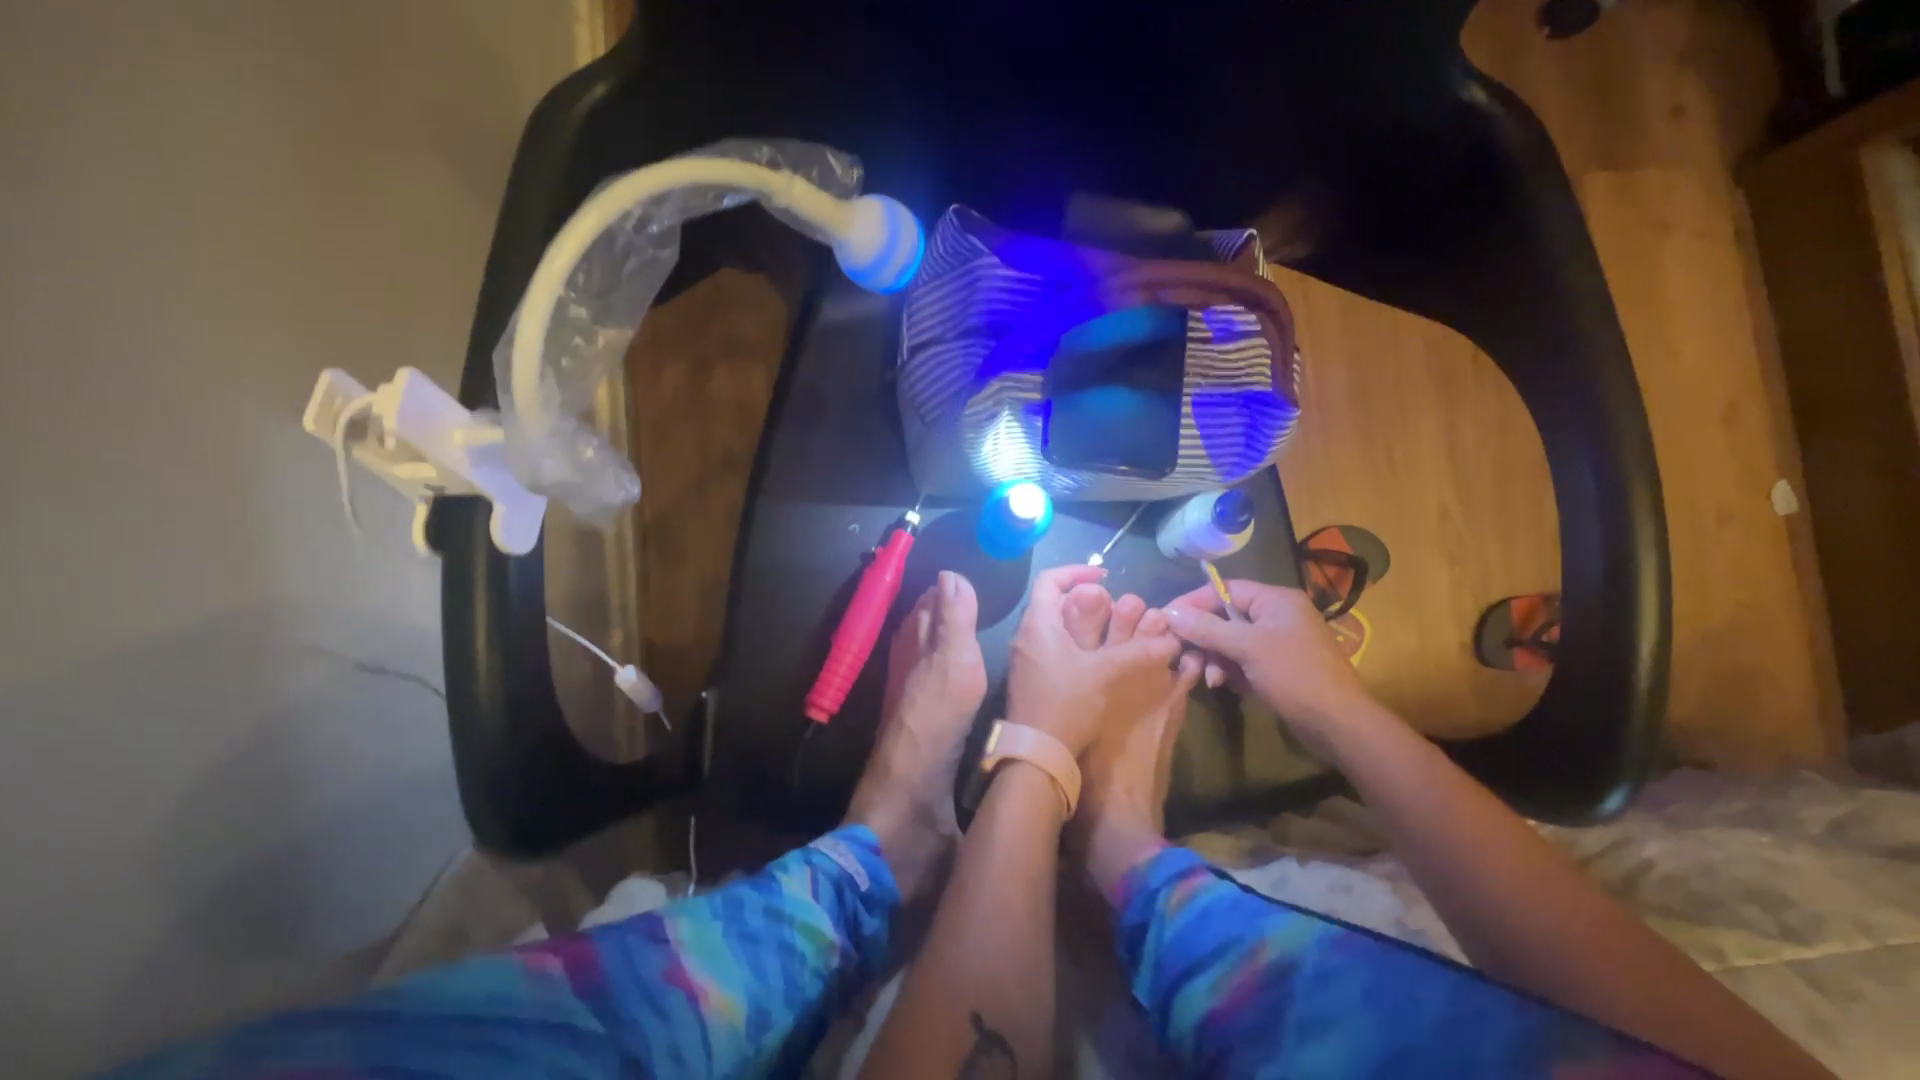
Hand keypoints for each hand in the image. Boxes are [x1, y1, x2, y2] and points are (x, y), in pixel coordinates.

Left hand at [846, 571, 987, 901]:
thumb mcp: (951, 666)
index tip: (973, 576)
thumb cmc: (932, 728)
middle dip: (950, 616)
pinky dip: (963, 684)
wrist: (909, 809)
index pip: (927, 608)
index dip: (945, 591)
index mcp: (913, 652)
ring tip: (988, 638)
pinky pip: (947, 698)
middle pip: (928, 636)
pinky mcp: (931, 741)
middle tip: (988, 603)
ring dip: (956, 649)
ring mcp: (919, 710)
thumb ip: (954, 623)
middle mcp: (911, 676)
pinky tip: (982, 692)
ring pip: (936, 667)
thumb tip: (950, 573)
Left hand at [1004, 566, 1181, 755]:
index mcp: (1038, 624)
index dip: (1077, 571)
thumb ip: (1137, 652)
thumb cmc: (1066, 704)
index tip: (1105, 575)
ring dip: (1083, 623)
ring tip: (1113, 630)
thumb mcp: (1105, 673)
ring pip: (1056, 626)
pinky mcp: (1032, 678)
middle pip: (1054, 601)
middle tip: (1114, 606)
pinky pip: (1053, 648)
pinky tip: (1099, 657)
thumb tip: (1170, 640)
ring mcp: (1027, 658)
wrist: (1037, 752)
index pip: (1050, 579)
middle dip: (1086, 599)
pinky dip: (1076, 644)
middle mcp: (1026, 636)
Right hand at [1164, 579, 1373, 747]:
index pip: (1224, 589)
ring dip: (1217, 659)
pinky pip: (1244, 661)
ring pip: (1232, 642)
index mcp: (1276, 600)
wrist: (1337, 722)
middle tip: (1184, 656)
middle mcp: (1277, 615)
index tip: (1165, 618)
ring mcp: (1279, 642)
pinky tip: (1228, 687)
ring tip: (1212, 680)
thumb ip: (1207, 628)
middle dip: (1205, 638)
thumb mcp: (1247, 647)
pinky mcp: (1279, 667)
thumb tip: (1169, 612)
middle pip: (1226, 617)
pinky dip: (1232, 671)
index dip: (1193, 602)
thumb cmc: (1294, 675)